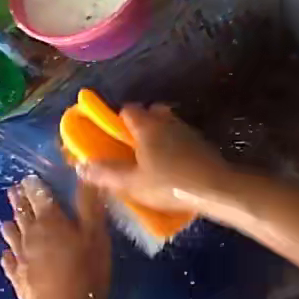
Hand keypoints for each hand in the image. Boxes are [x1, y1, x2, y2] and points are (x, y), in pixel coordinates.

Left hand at [0, 176, 111, 298]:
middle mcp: (31, 235)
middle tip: (13, 190)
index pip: (40, 196)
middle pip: (23, 213)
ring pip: (13, 236)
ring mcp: (22, 259)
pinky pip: (9, 262)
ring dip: (10, 225)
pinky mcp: (18, 280)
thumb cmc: (86, 273)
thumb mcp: (97, 236)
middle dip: (20, 200)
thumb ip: (90, 205)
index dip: (35, 185)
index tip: (28, 176)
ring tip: (5, 219)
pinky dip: (7, 254)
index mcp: (50, 221)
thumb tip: (84, 175)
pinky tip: (6, 254)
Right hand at [78, 104, 239, 215]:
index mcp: (147, 125)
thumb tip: (81, 164)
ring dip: (158, 137)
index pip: (128, 109)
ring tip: (151, 161)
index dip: (117, 120)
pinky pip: (181, 139)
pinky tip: (172, 168)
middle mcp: (167, 121)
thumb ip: (106, 173)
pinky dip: (174, 148)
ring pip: (167, 126)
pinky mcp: (202, 144)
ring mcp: (187, 130)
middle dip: (140, 127)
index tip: (112, 137)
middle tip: (132, 149)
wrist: (217, 189)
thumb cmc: (169, 184)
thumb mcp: (132, 183)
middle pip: (149, 114)